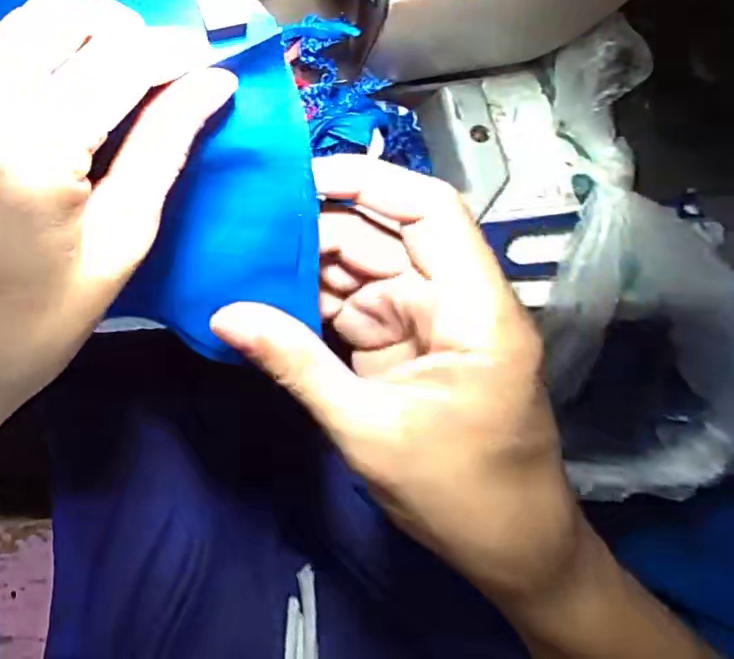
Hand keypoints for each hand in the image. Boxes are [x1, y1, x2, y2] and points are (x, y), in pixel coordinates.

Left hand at [0, 0, 236, 480]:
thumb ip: (164, 146)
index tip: (207, 62)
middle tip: (153, 76)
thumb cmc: (33, 321)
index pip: (120, 57)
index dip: (175, 51)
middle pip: (64, 8)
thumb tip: (213, 81)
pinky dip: (26, 50)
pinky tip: (45, 96)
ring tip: (106, 86)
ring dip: (78, 35)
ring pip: (24, 17)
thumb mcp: (118, 243)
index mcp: (29, 147)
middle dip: (124, 29)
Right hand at [210, 155, 584, 601]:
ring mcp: (419, 316)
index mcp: (472, 309)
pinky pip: (346, 297)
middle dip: (315, 222)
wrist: (510, 556)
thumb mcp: (370, 430)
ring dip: (303, 257)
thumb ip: (296, 364)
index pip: (430, 211)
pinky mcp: (395, 337)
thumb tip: (224, 315)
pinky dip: (305, 292)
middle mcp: (448, 298)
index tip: (303, 176)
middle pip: (381, 232)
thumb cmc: (462, 496)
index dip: (370, 180)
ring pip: (356, 262)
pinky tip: (260, 287)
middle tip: (247, 219)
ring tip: (242, 248)